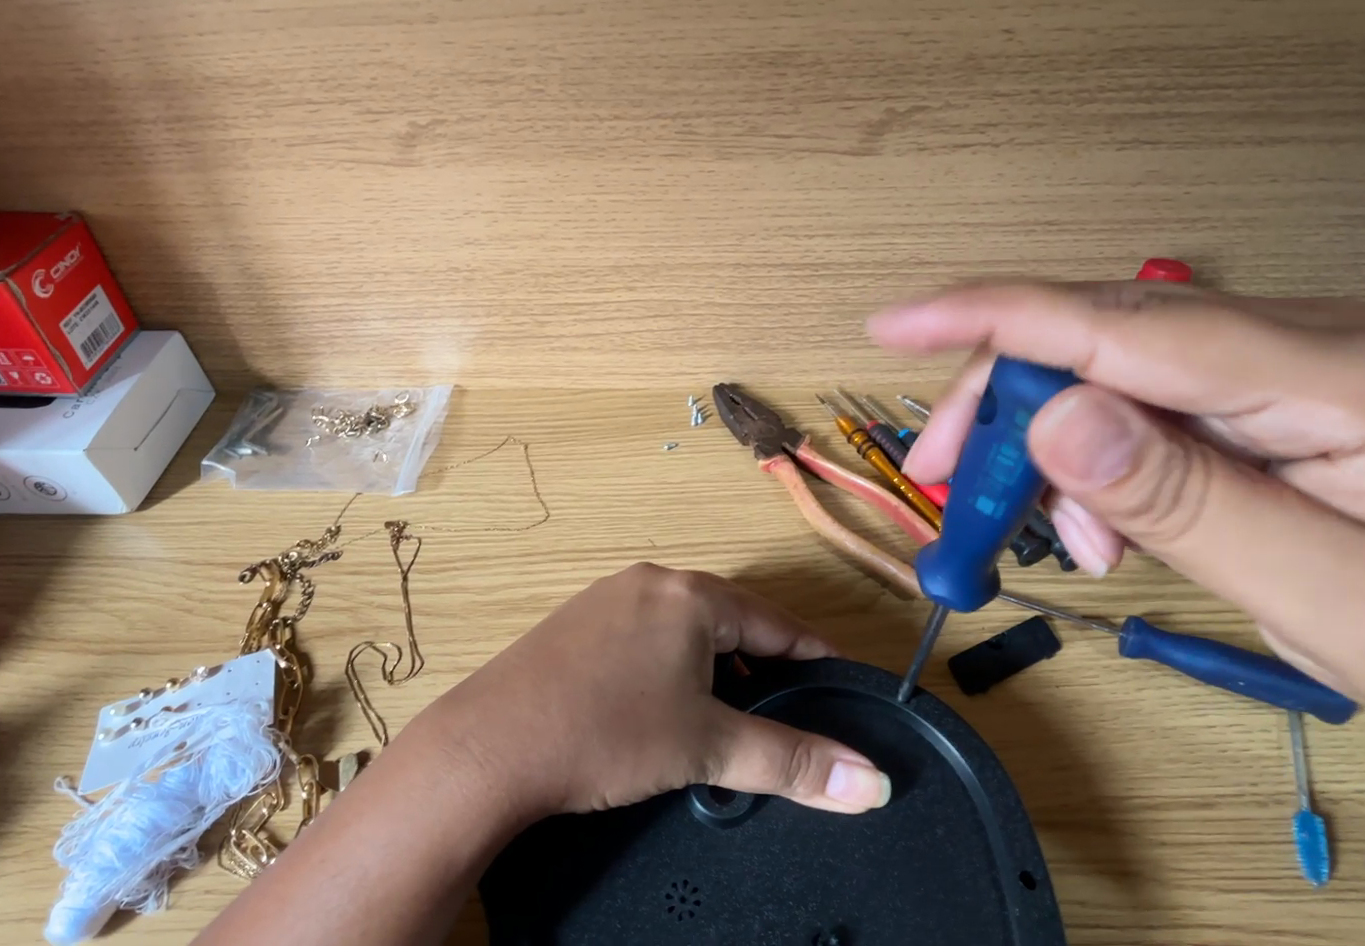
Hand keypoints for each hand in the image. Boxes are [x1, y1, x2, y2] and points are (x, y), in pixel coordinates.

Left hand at [412, 563, 891, 815]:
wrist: (489, 746)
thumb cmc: (606, 735)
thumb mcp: (705, 747)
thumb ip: (792, 761)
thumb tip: (874, 784)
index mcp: (691, 595)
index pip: (776, 622)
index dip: (814, 656)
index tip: (841, 685)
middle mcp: (651, 581)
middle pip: (731, 619)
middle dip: (763, 663)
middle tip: (787, 711)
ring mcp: (608, 596)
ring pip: (686, 626)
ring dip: (716, 664)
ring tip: (730, 713)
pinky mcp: (578, 620)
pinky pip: (648, 632)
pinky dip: (673, 663)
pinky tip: (665, 702)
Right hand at [870, 280, 1364, 787]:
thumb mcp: (1341, 601)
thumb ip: (1189, 502)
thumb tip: (1053, 417)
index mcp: (1345, 375)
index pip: (1128, 324)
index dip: (997, 316)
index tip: (892, 325)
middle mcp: (1308, 341)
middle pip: (1100, 337)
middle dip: (1004, 404)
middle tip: (952, 490)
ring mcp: (1288, 364)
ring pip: (1107, 369)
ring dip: (1050, 445)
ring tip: (1069, 541)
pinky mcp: (1269, 396)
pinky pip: (1141, 403)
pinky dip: (1094, 461)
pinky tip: (1110, 525)